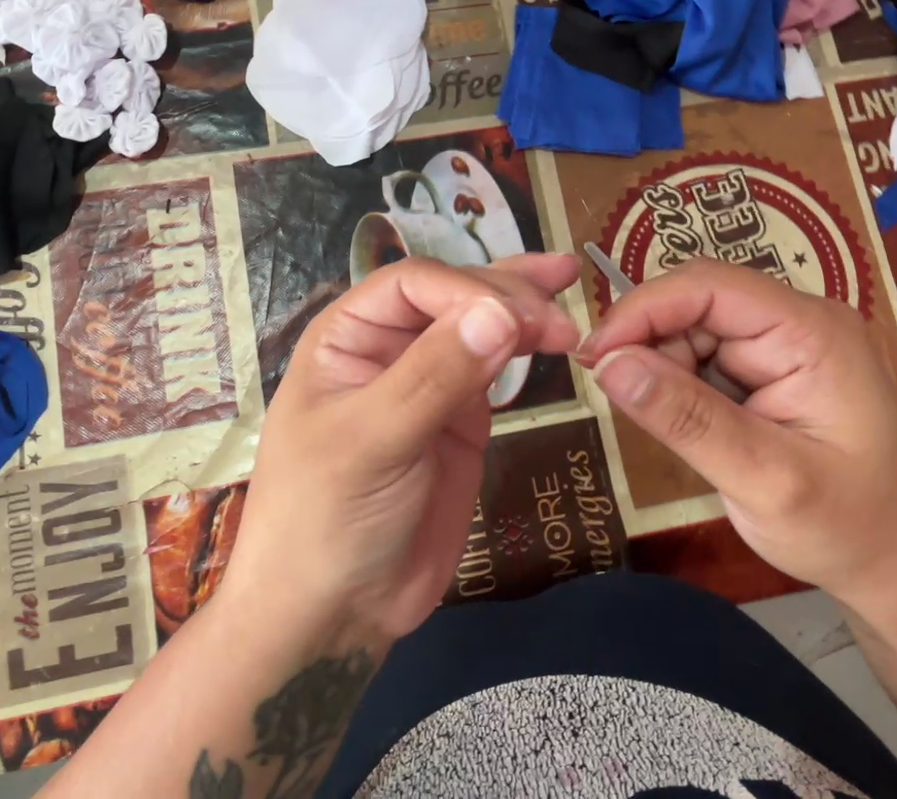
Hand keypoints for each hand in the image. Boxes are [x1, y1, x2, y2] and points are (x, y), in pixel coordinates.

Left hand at [220, 254, 580, 642]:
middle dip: (507, 297)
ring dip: (524, 308)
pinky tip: (554, 335)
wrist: (336, 612)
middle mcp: (388, 348)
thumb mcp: (373, 442)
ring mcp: (427, 383)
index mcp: (347, 337)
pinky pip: (494, 369)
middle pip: (453, 297)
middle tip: (560, 323)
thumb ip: (435, 376)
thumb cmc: (326, 518)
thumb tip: (503, 313)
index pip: (414, 285)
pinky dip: (526, 350)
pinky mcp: (460, 419)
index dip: (468, 290)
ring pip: (479, 325)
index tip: (521, 320)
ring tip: (571, 294)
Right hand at [576, 259, 896, 598]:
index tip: (593, 358)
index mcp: (811, 333)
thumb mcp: (764, 480)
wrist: (889, 562)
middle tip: (619, 398)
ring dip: (661, 366)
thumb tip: (609, 365)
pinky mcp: (768, 366)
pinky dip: (677, 383)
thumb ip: (687, 420)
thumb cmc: (843, 527)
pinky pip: (702, 354)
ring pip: (691, 327)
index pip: (710, 287)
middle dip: (648, 342)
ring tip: (665, 424)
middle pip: (696, 301)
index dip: (643, 310)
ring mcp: (783, 343)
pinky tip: (682, 422)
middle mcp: (797, 322)